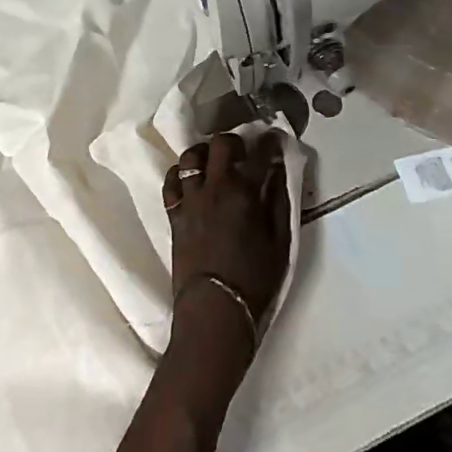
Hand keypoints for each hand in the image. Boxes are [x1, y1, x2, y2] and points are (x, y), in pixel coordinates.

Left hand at [163, 132, 291, 329]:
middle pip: (220, 144)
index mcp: (244, 192)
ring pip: (191, 157)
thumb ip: (279, 200)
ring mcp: (190, 200)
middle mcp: (215, 188)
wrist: (214, 311)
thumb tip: (278, 170)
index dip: (270, 142)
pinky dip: (182, 174)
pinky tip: (192, 181)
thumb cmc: (255, 279)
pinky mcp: (174, 215)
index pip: (260, 153)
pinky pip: (171, 182)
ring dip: (206, 153)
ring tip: (216, 163)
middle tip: (245, 153)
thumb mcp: (280, 241)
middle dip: (236, 141)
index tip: (275, 140)